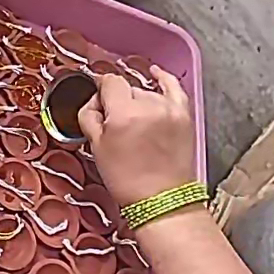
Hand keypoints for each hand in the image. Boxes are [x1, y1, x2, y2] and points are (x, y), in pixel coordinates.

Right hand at [77, 70, 197, 205]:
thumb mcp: (96, 147)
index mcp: (123, 113)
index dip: (99, 90)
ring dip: (136, 102)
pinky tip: (155, 73)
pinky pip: (173, 87)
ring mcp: (169, 109)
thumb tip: (93, 102)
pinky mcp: (183, 116)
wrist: (161, 200)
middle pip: (126, 89)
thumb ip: (89, 116)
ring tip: (134, 126)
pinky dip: (163, 79)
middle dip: (117, 101)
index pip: (109, 82)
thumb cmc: (127, 178)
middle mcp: (148, 105)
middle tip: (114, 125)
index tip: (97, 100)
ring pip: (145, 92)